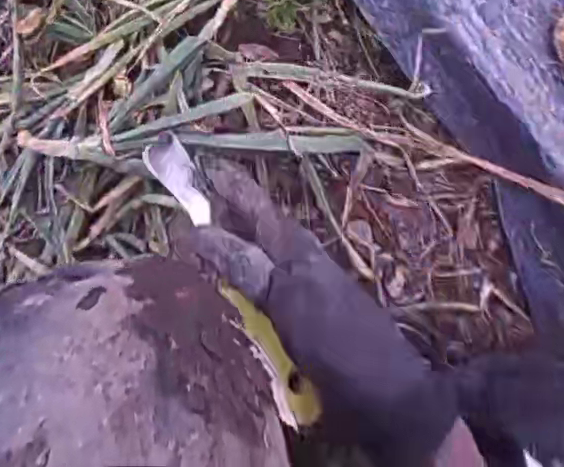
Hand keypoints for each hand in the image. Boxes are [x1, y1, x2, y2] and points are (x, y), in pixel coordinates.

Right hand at [182, 163, 467, 462]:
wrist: (388, 396)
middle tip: (175, 216)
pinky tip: (217, 298)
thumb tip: (196, 231)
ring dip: (219, 252)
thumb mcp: (284, 297)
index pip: (246, 196)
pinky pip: (253, 287)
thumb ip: (241, 263)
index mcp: (288, 238)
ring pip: (246, 254)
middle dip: (211, 215)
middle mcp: (288, 252)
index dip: (219, 180)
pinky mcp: (293, 313)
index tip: (187, 168)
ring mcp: (292, 283)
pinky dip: (232, 285)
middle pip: (242, 223)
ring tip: (187, 255)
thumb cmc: (337, 339)